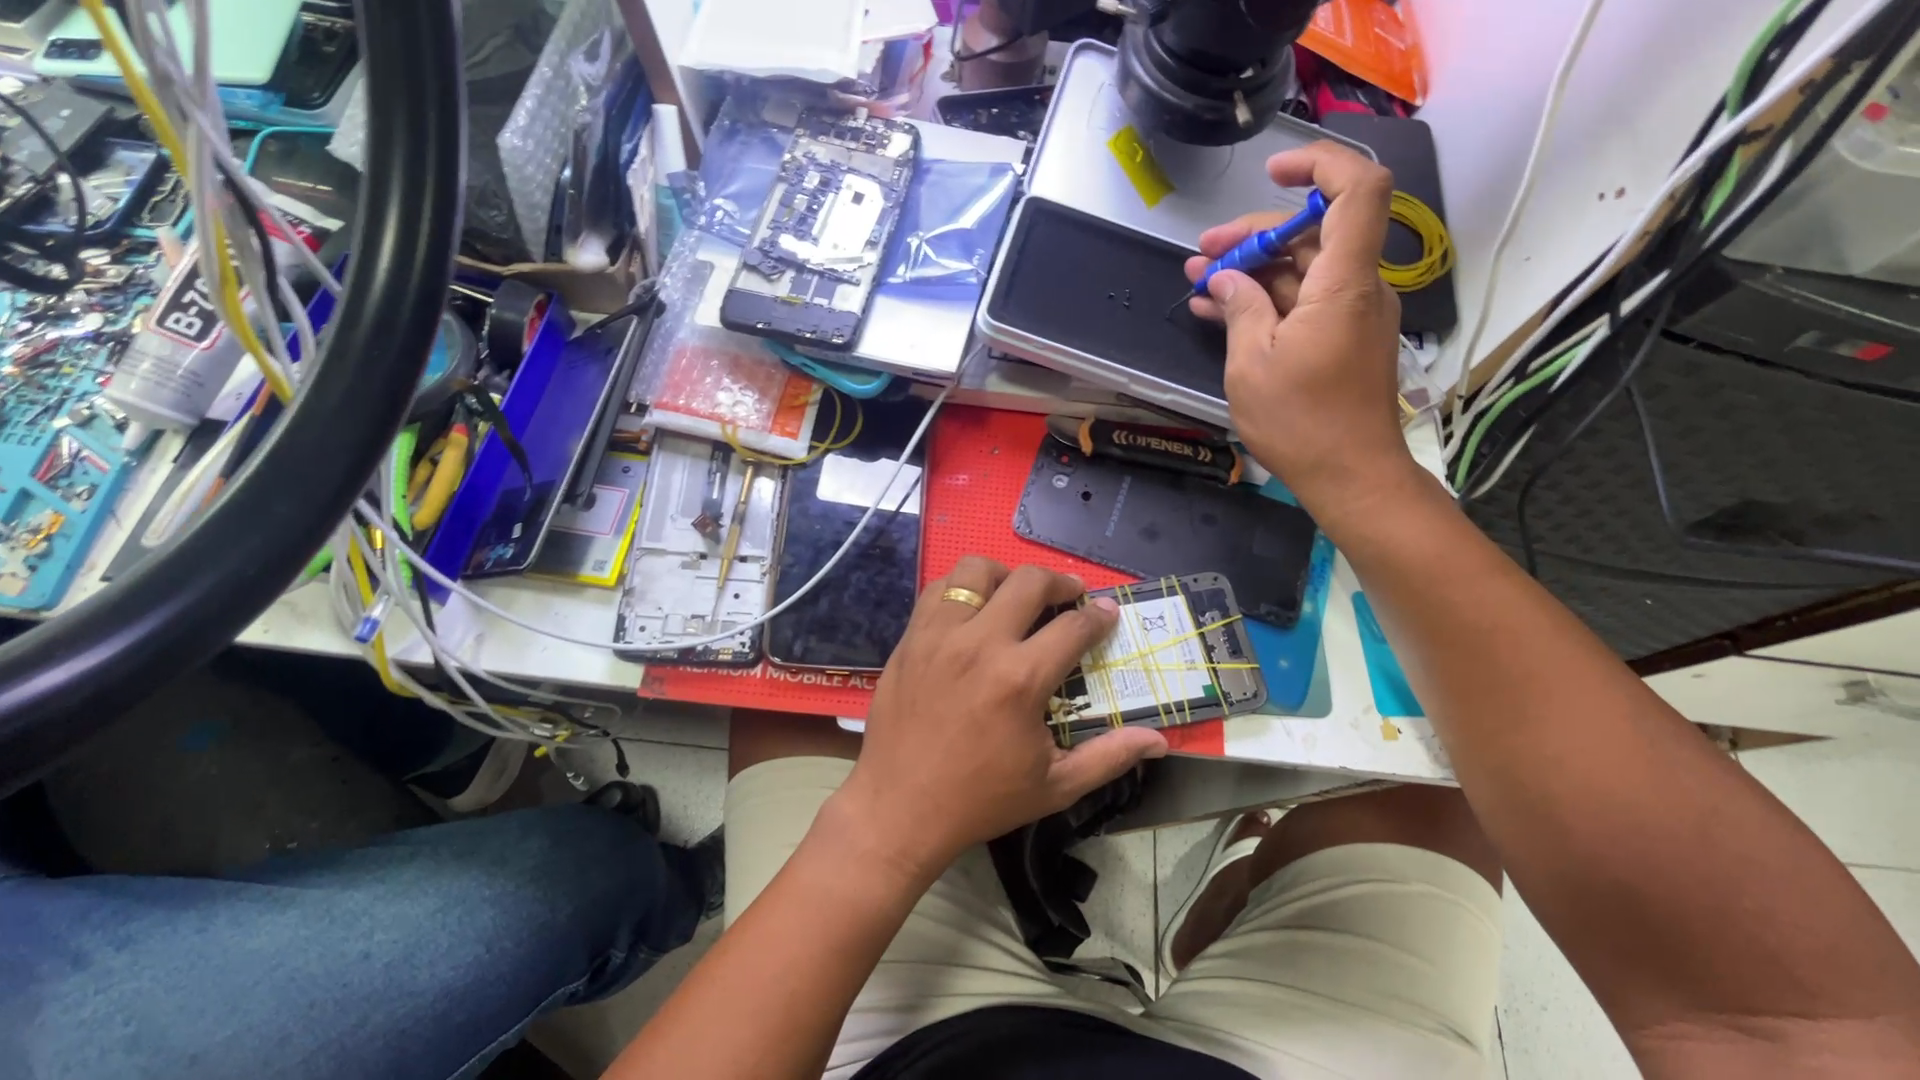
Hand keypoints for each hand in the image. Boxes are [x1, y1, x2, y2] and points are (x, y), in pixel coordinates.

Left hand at [829, 558, 1168, 884]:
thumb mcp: (1054, 786)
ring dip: (1005, 575)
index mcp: (1020, 679)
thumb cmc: (981, 800)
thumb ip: (1109, 757)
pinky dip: (961, 589)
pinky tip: (973, 610)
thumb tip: (1158, 740)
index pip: (1073, 627)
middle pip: (1029, 581)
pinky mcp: (910, 640)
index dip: (1099, 616)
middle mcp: (979, 644)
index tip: (1107, 614)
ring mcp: (938, 636)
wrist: (899, 809)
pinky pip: (937, 590)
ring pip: (975, 571)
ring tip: (1016, 595)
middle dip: (1061, 581)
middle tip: (1071, 595)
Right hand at [1185, 141, 1417, 521]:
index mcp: (1343, 283)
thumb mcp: (1252, 365)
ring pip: (1305, 267)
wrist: (1353, 477)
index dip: (1319, 164)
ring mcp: (1354, 314)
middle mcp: (1359, 287)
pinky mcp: (1345, 338)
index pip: (1358, 189)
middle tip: (1203, 254)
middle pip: (1314, 231)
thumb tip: (1225, 281)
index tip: (1272, 171)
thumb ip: (1241, 310)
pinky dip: (1268, 299)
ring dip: (1253, 270)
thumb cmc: (1303, 423)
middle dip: (1254, 235)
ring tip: (1199, 280)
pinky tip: (1221, 310)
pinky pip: (1306, 300)